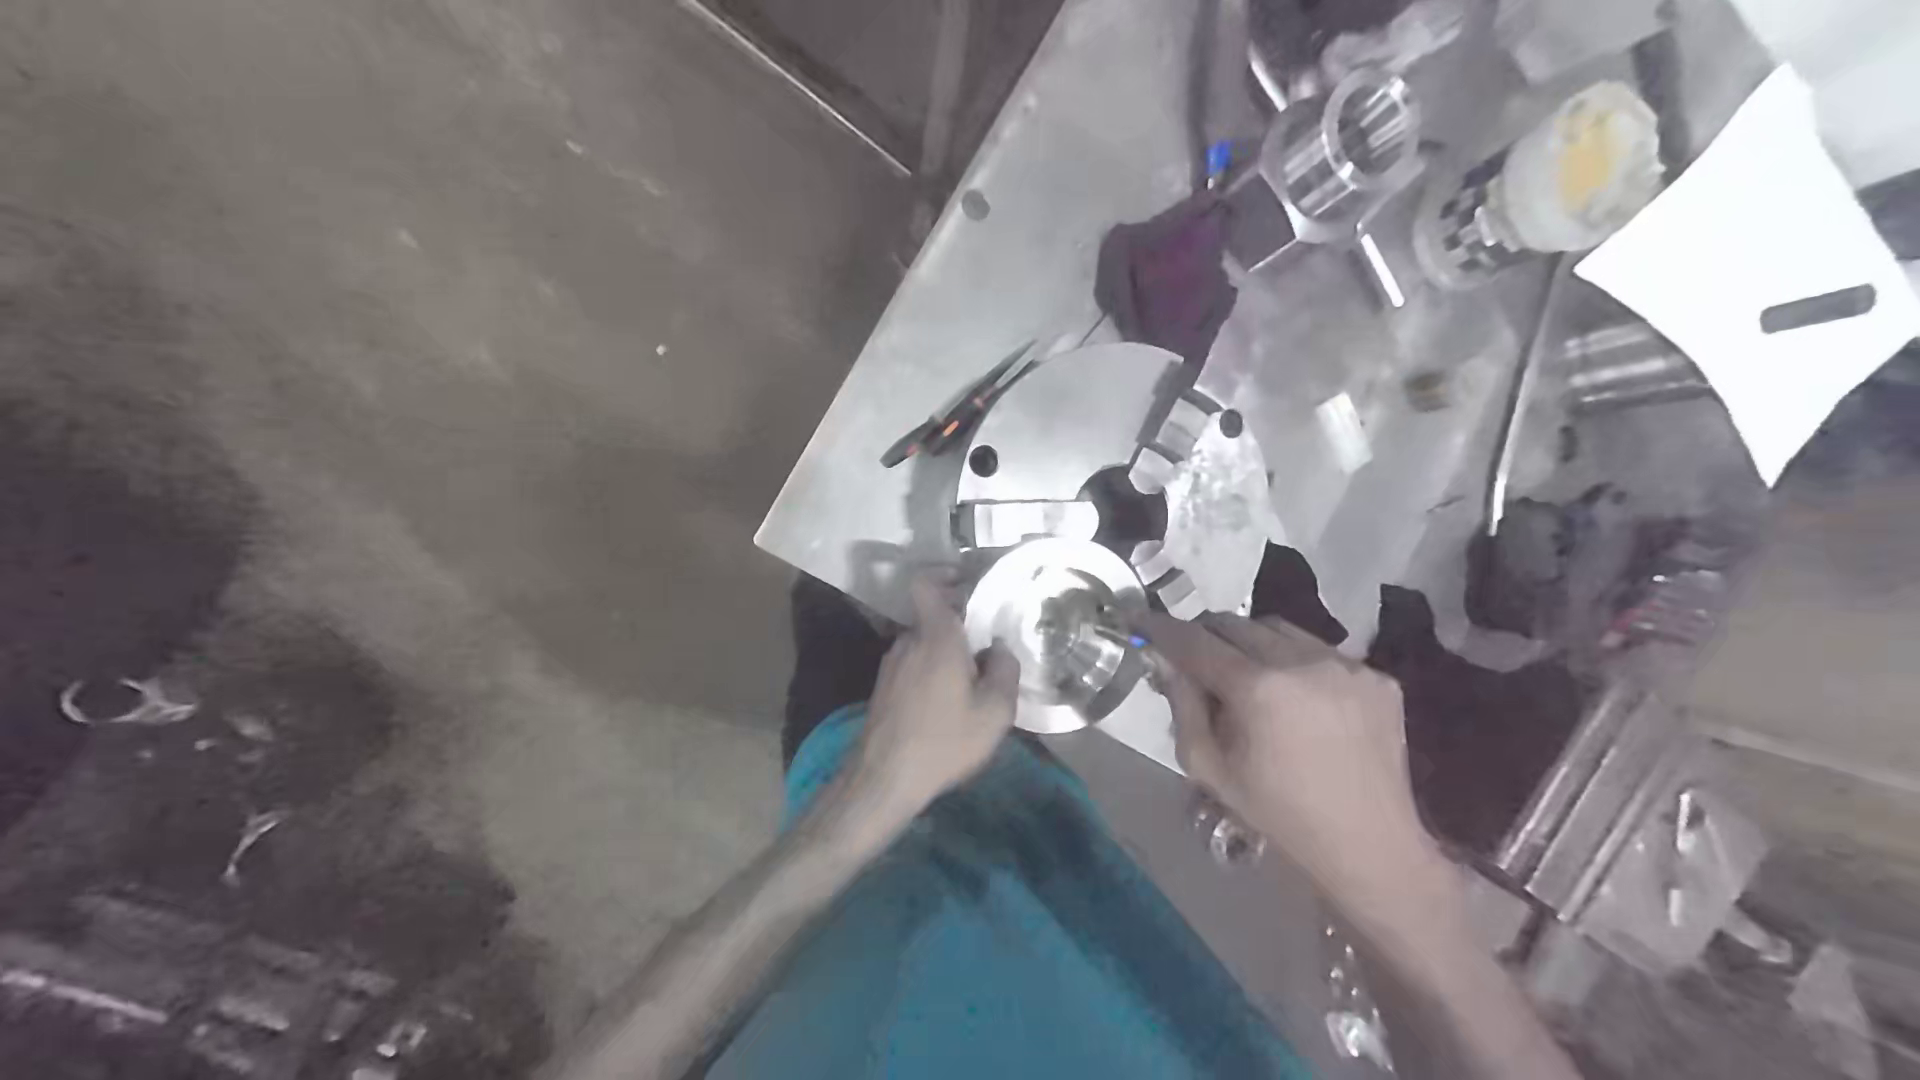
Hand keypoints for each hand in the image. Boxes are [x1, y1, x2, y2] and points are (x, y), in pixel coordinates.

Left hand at [851, 574, 1020, 815]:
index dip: (943, 574)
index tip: (967, 582)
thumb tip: (1000, 650)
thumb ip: (1005, 671)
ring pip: (923, 643)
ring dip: (945, 653)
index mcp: (935, 637)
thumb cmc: (944, 740)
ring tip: (971, 681)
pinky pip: (913, 664)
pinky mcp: (883, 687)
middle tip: (987, 646)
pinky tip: (946, 702)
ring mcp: (891, 664)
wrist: (884, 778)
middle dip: (959, 625)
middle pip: (932, 616)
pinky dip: (931, 671)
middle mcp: (908, 642)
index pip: (926, 584)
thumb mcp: (995, 712)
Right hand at [1138, 610, 1439, 898]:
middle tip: (1195, 659)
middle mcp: (1303, 663)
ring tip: (1249, 678)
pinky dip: (1294, 662)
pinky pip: (1318, 650)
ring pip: (1277, 628)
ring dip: (1251, 643)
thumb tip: (1167, 660)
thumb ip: (1181, 704)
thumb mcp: (1208, 767)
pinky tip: (1298, 699)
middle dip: (1206, 635)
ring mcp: (1345, 666)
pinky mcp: (1376, 676)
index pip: (1194, 641)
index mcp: (1258, 689)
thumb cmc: (1277, 813)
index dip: (1161, 628)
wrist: (1369, 846)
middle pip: (1234, 623)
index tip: (1139, 619)